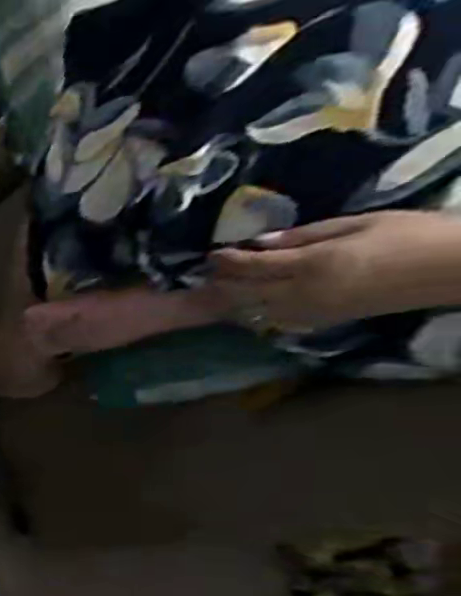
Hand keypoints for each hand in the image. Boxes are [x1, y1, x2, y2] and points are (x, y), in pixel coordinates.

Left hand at [209, 210, 460, 331]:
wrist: (454, 269)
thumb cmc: (414, 235)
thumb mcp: (362, 223)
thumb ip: (306, 235)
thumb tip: (260, 242)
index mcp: (311, 264)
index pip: (252, 266)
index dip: (227, 260)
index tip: (212, 254)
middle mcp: (299, 292)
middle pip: (241, 291)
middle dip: (221, 281)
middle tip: (210, 272)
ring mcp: (305, 311)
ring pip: (250, 309)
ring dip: (232, 299)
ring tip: (223, 286)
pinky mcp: (316, 322)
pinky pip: (271, 319)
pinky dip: (253, 310)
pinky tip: (251, 301)